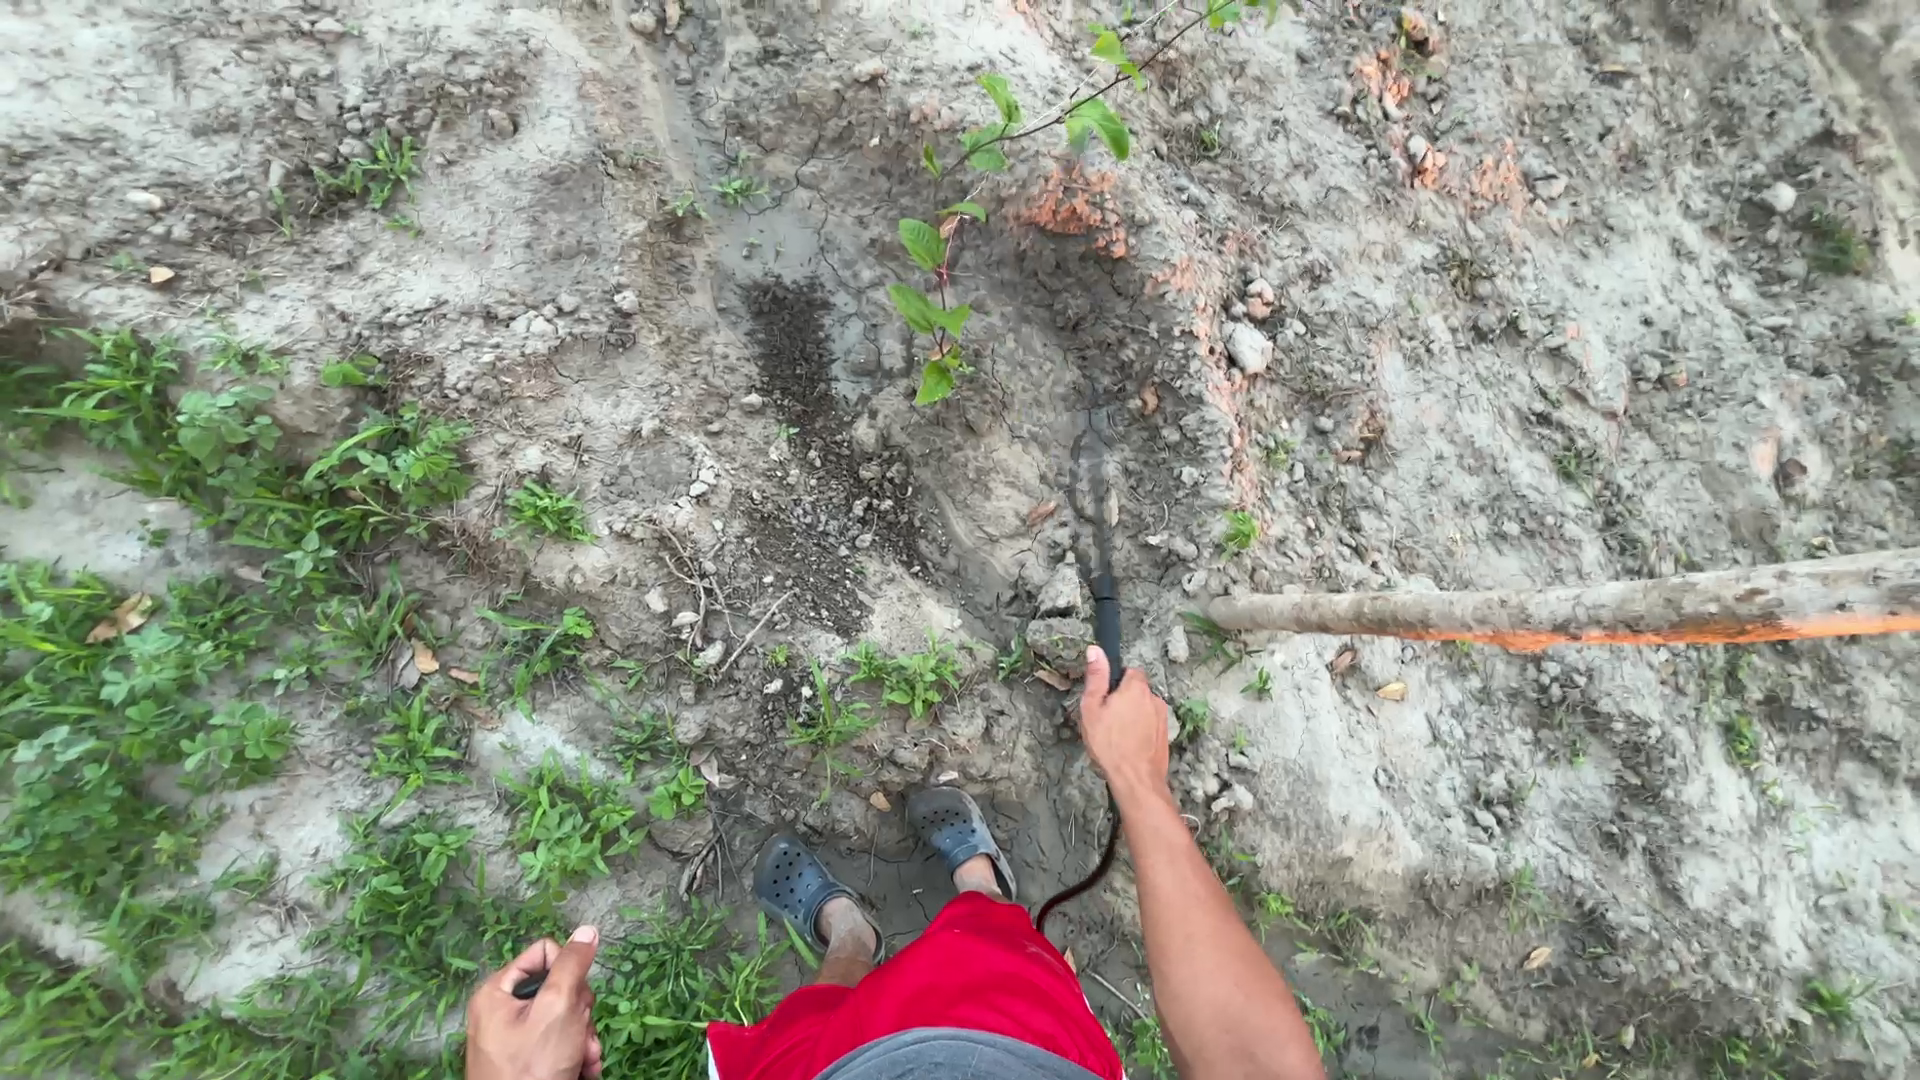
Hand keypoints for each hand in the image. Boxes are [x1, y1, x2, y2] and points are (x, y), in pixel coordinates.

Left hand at [466, 926, 602, 1079]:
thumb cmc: (533, 1066)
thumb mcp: (558, 1007)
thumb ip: (573, 965)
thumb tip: (587, 930)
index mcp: (496, 992)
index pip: (546, 952)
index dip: (568, 970)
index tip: (572, 998)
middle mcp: (501, 1010)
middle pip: (558, 984)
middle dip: (579, 1009)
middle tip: (578, 1031)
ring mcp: (513, 1036)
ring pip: (565, 1012)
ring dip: (583, 1032)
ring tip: (584, 1055)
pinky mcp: (525, 1057)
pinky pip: (559, 1036)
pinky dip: (576, 1049)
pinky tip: (583, 1065)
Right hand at [1079, 646, 1170, 801]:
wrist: (1135, 779)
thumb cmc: (1109, 743)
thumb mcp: (1092, 707)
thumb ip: (1096, 677)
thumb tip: (1095, 649)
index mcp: (1136, 687)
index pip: (1129, 671)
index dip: (1116, 682)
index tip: (1105, 697)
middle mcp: (1154, 698)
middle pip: (1137, 690)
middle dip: (1123, 699)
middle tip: (1106, 718)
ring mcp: (1162, 717)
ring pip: (1143, 707)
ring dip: (1132, 715)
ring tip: (1116, 734)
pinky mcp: (1165, 734)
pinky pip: (1150, 723)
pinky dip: (1140, 729)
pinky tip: (1128, 744)